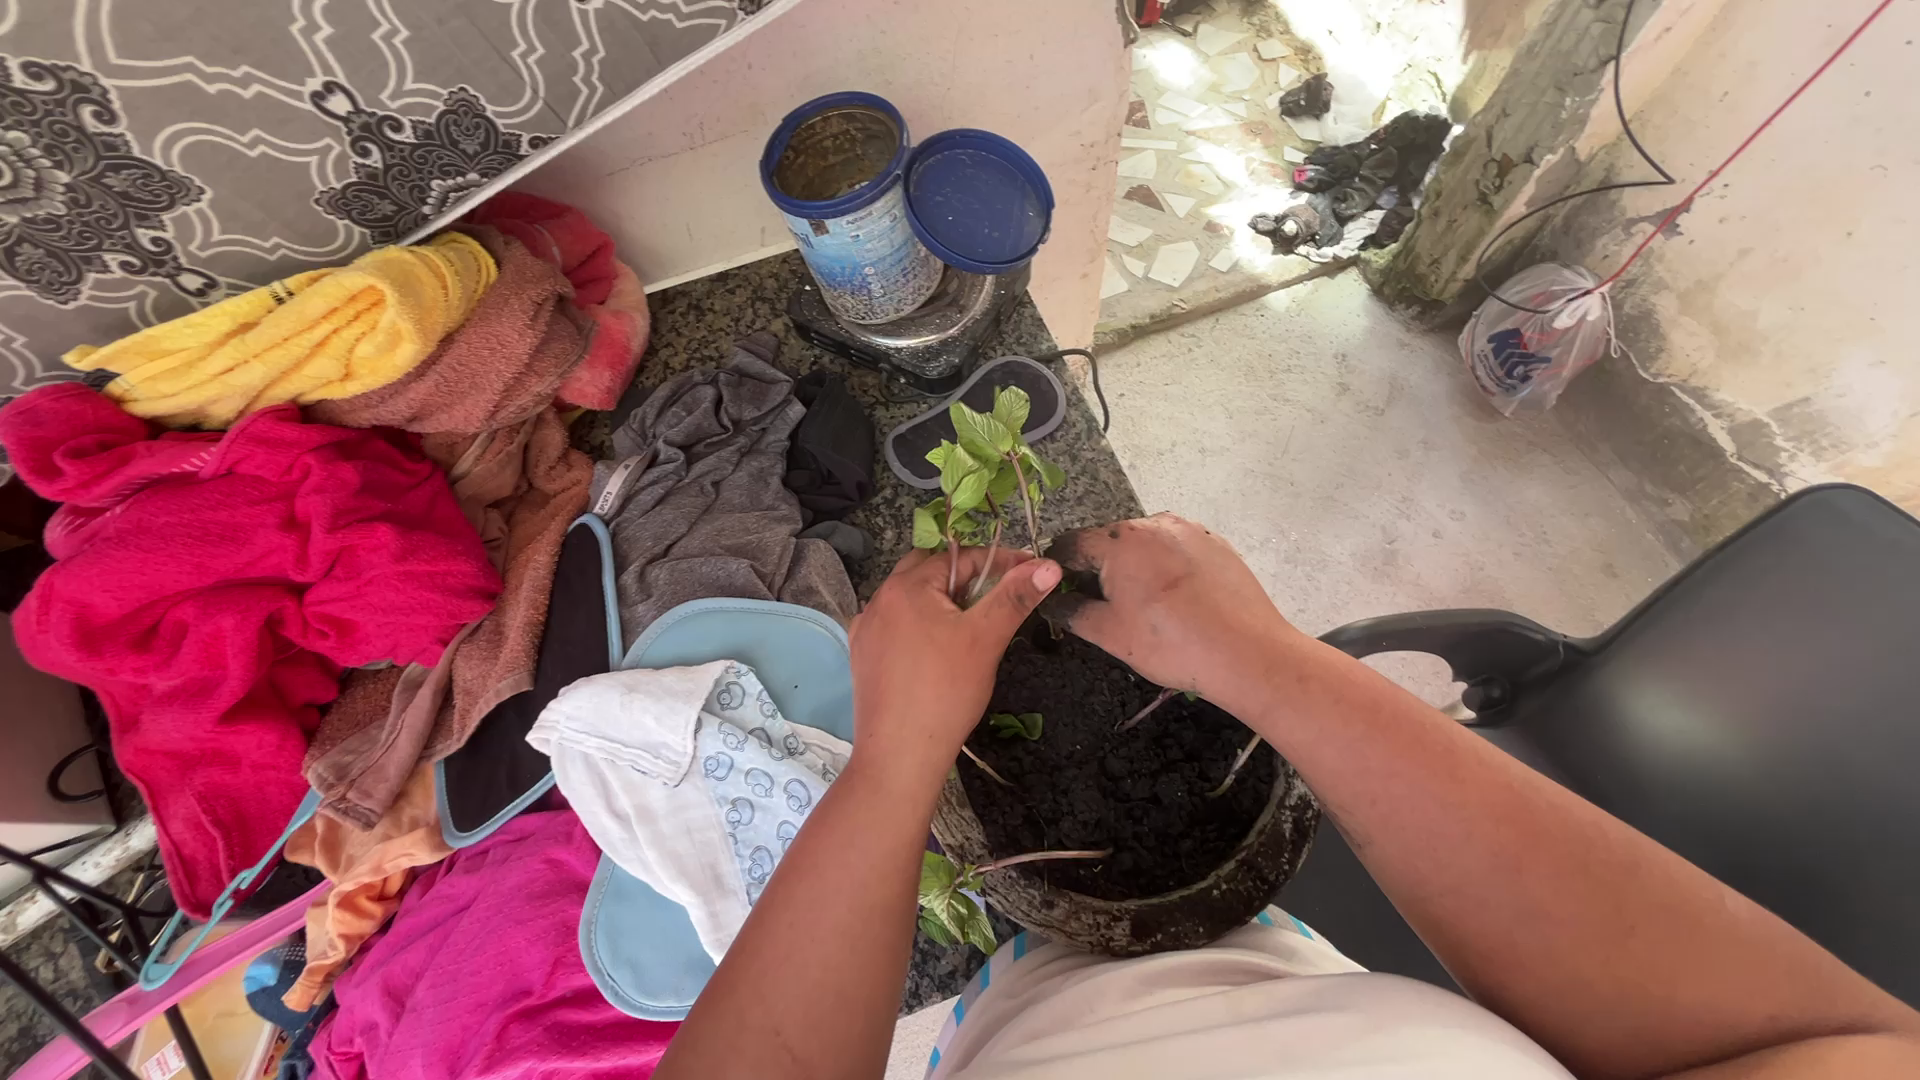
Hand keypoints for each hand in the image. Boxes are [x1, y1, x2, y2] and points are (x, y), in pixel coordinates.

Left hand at [848, 547, 1059, 788]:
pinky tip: (933, 648)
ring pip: (909, 598)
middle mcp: (879, 599)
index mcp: (907, 586)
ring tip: (968, 625)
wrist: (900, 755)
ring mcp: (866, 628)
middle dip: (964, 578)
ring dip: (939, 600)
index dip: (997, 563)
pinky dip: (916, 624)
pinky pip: (893, 624)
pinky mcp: (862, 655)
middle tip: (995, 600)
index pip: (959, 558)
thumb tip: (1048, 565)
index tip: (1027, 573)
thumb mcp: (986, 639)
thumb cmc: (945, 693)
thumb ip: (1016, 596)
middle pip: (928, 571)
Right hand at [1046, 514, 1304, 708]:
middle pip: (1108, 541)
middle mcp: (1152, 523)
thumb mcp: (1109, 634)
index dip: (1058, 568)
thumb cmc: (1170, 643)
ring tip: (1146, 604)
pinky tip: (1177, 599)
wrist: (1247, 653)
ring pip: (1144, 543)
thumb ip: (1071, 612)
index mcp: (1118, 540)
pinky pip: (1176, 549)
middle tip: (1105, 605)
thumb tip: (1051, 602)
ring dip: (1134, 566)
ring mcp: (1188, 529)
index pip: (1070, 544)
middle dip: (1099, 567)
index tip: (1060, 591)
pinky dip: (1166, 567)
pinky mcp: (1215, 542)